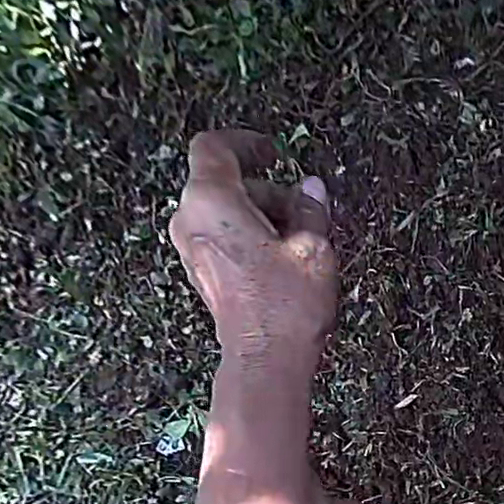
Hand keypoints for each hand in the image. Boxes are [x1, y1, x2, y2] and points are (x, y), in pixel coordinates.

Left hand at [169, 129, 336, 383]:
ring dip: (262, 218)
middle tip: (306, 212)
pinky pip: (224, 241)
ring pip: (225, 215)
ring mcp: (192, 251)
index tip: (273, 152)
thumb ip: (311, 211)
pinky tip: (284, 261)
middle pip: (225, 185)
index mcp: (211, 201)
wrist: (266, 360)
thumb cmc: (286, 306)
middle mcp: (190, 221)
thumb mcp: (313, 250)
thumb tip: (312, 188)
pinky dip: (251, 239)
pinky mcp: (203, 276)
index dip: (246, 143)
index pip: (215, 148)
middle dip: (268, 192)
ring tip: (301, 242)